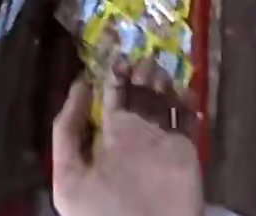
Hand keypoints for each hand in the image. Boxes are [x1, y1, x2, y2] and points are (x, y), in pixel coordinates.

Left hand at [52, 64, 202, 215]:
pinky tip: (185, 94)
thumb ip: (66, 134)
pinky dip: (189, 101)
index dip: (114, 72)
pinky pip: (189, 118)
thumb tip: (81, 84)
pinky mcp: (185, 149)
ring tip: (159, 81)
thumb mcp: (69, 182)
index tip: (118, 55)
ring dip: (163, 80)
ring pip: (164, 96)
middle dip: (142, 69)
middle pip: (141, 88)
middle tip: (142, 64)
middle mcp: (136, 132)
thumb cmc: (106, 213)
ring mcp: (162, 139)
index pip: (112, 93)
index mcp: (110, 135)